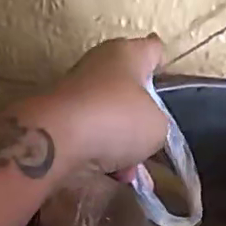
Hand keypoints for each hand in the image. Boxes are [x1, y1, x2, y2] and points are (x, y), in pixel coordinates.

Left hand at [32, 36, 168, 177]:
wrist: (56, 142)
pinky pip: (91, 137)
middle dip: (142, 119)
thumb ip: (158, 123)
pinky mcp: (59, 120)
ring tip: (133, 171)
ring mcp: (75, 94)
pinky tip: (113, 176)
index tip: (168, 86)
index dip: (163, 66)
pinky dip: (102, 155)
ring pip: (110, 119)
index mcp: (126, 54)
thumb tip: (145, 130)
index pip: (153, 49)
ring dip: (123, 145)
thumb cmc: (116, 120)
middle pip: (129, 90)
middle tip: (152, 141)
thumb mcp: (158, 126)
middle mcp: (98, 67)